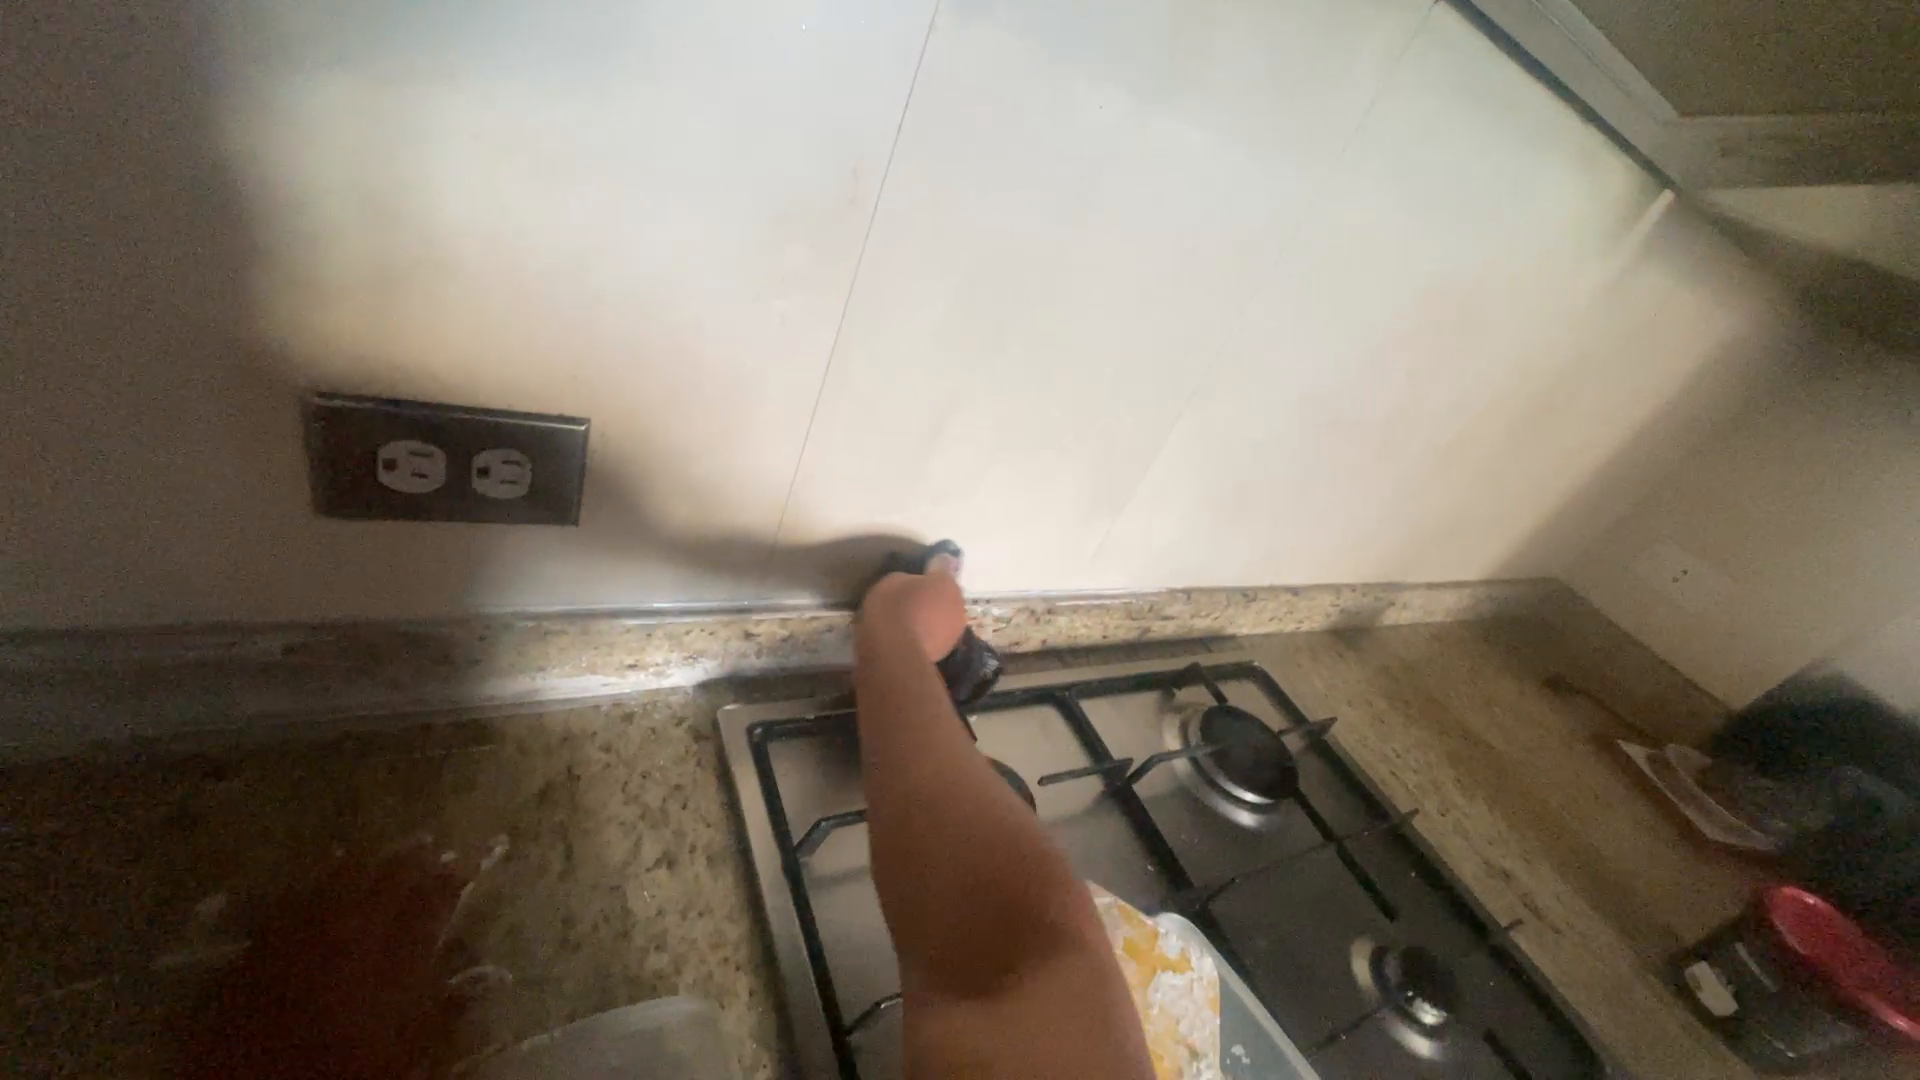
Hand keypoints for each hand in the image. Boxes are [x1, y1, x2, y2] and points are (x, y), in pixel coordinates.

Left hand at [179, 843, 469, 1079]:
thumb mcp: (406, 1050)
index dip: (450, 881)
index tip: (462, 866)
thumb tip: (473, 985)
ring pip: (338, 884)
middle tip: (426, 846)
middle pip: (387, 884)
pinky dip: (308, 882)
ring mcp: (303, 940)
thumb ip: (442, 1012)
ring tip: (375, 849)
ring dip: (361, 863)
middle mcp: (353, 938)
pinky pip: (291, 903)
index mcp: (396, 958)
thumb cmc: (341, 1072)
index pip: (432, 904)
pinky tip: (317, 872)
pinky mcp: (260, 953)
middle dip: (410, 862)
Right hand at [859, 552, 967, 662]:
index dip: (931, 568)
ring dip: (934, 617)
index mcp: (947, 581)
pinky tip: (912, 637)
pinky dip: (929, 635)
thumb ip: (910, 578)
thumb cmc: (892, 607)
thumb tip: (916, 581)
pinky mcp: (947, 650)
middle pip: (946, 594)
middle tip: (913, 599)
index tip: (921, 570)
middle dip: (934, 596)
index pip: (943, 566)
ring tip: (912, 622)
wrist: (894, 650)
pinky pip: (937, 636)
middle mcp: (958, 603)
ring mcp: (956, 629)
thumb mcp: (893, 581)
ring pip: (945, 617)